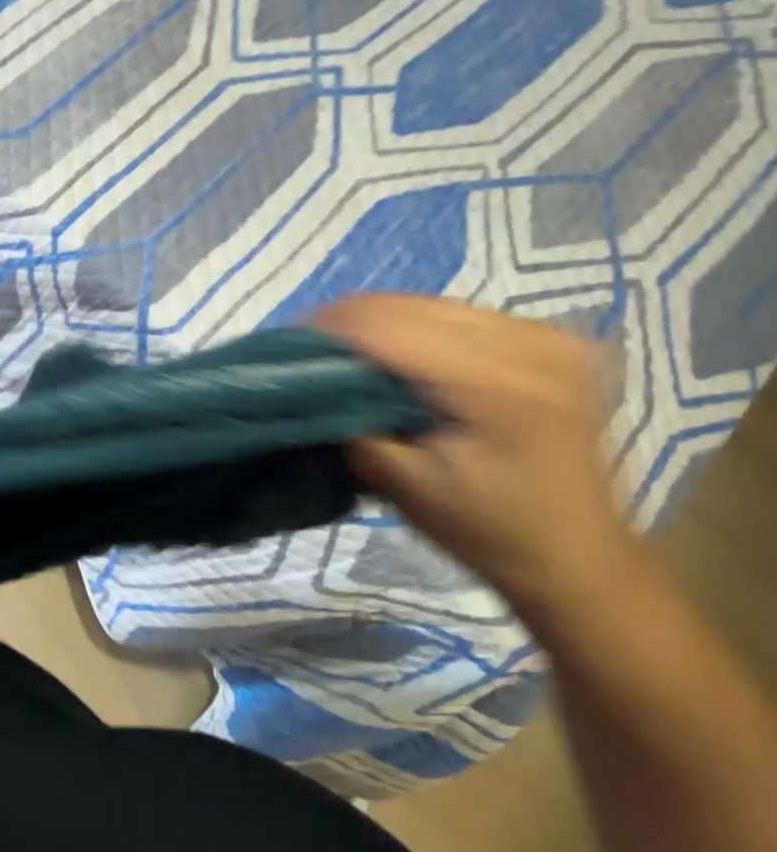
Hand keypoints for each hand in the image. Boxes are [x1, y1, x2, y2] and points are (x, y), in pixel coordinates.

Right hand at [310, 295, 634, 605]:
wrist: (578, 557)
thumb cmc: (485, 529)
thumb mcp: (403, 484)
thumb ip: (351, 424)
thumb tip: (304, 383)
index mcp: (496, 383)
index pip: (386, 328)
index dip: (326, 331)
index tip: (283, 347)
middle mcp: (530, 345)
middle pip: (408, 307)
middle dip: (347, 324)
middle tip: (305, 351)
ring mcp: (547, 338)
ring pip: (429, 304)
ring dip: (378, 323)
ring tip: (341, 352)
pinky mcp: (550, 341)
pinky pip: (459, 315)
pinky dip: (414, 328)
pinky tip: (392, 354)